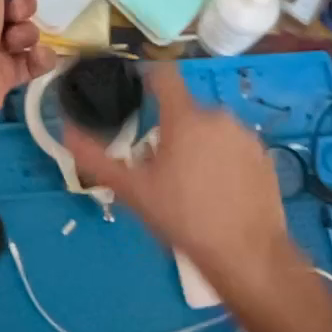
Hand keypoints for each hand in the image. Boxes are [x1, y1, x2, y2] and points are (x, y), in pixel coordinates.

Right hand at [65, 67, 293, 296]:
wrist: (247, 255)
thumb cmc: (183, 219)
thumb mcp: (133, 192)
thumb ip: (96, 159)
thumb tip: (66, 130)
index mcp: (184, 117)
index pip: (164, 76)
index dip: (149, 78)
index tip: (138, 92)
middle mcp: (217, 116)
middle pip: (186, 110)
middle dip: (172, 129)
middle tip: (162, 166)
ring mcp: (245, 136)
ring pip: (211, 129)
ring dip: (199, 144)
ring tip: (191, 183)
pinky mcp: (265, 156)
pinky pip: (234, 147)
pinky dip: (224, 159)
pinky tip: (219, 190)